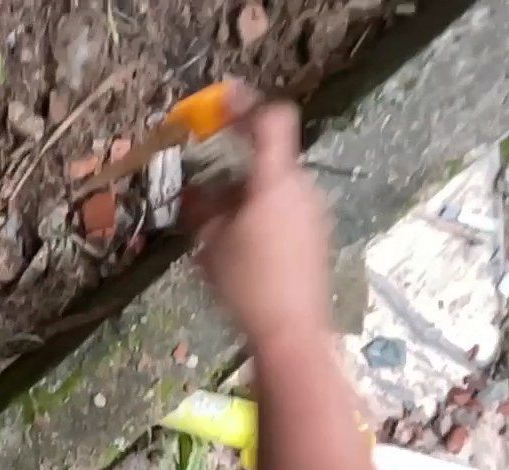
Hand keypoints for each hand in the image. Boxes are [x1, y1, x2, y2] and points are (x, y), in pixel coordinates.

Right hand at [186, 99, 333, 349]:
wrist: (291, 329)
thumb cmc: (246, 286)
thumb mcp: (210, 248)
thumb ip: (201, 210)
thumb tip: (194, 189)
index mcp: (273, 181)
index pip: (269, 122)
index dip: (246, 106)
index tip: (222, 102)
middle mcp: (299, 187)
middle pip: (267, 159)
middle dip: (234, 168)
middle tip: (203, 190)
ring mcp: (312, 211)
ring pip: (273, 187)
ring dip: (245, 196)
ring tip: (217, 229)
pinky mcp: (315, 234)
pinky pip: (283, 210)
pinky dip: (259, 215)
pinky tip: (240, 249)